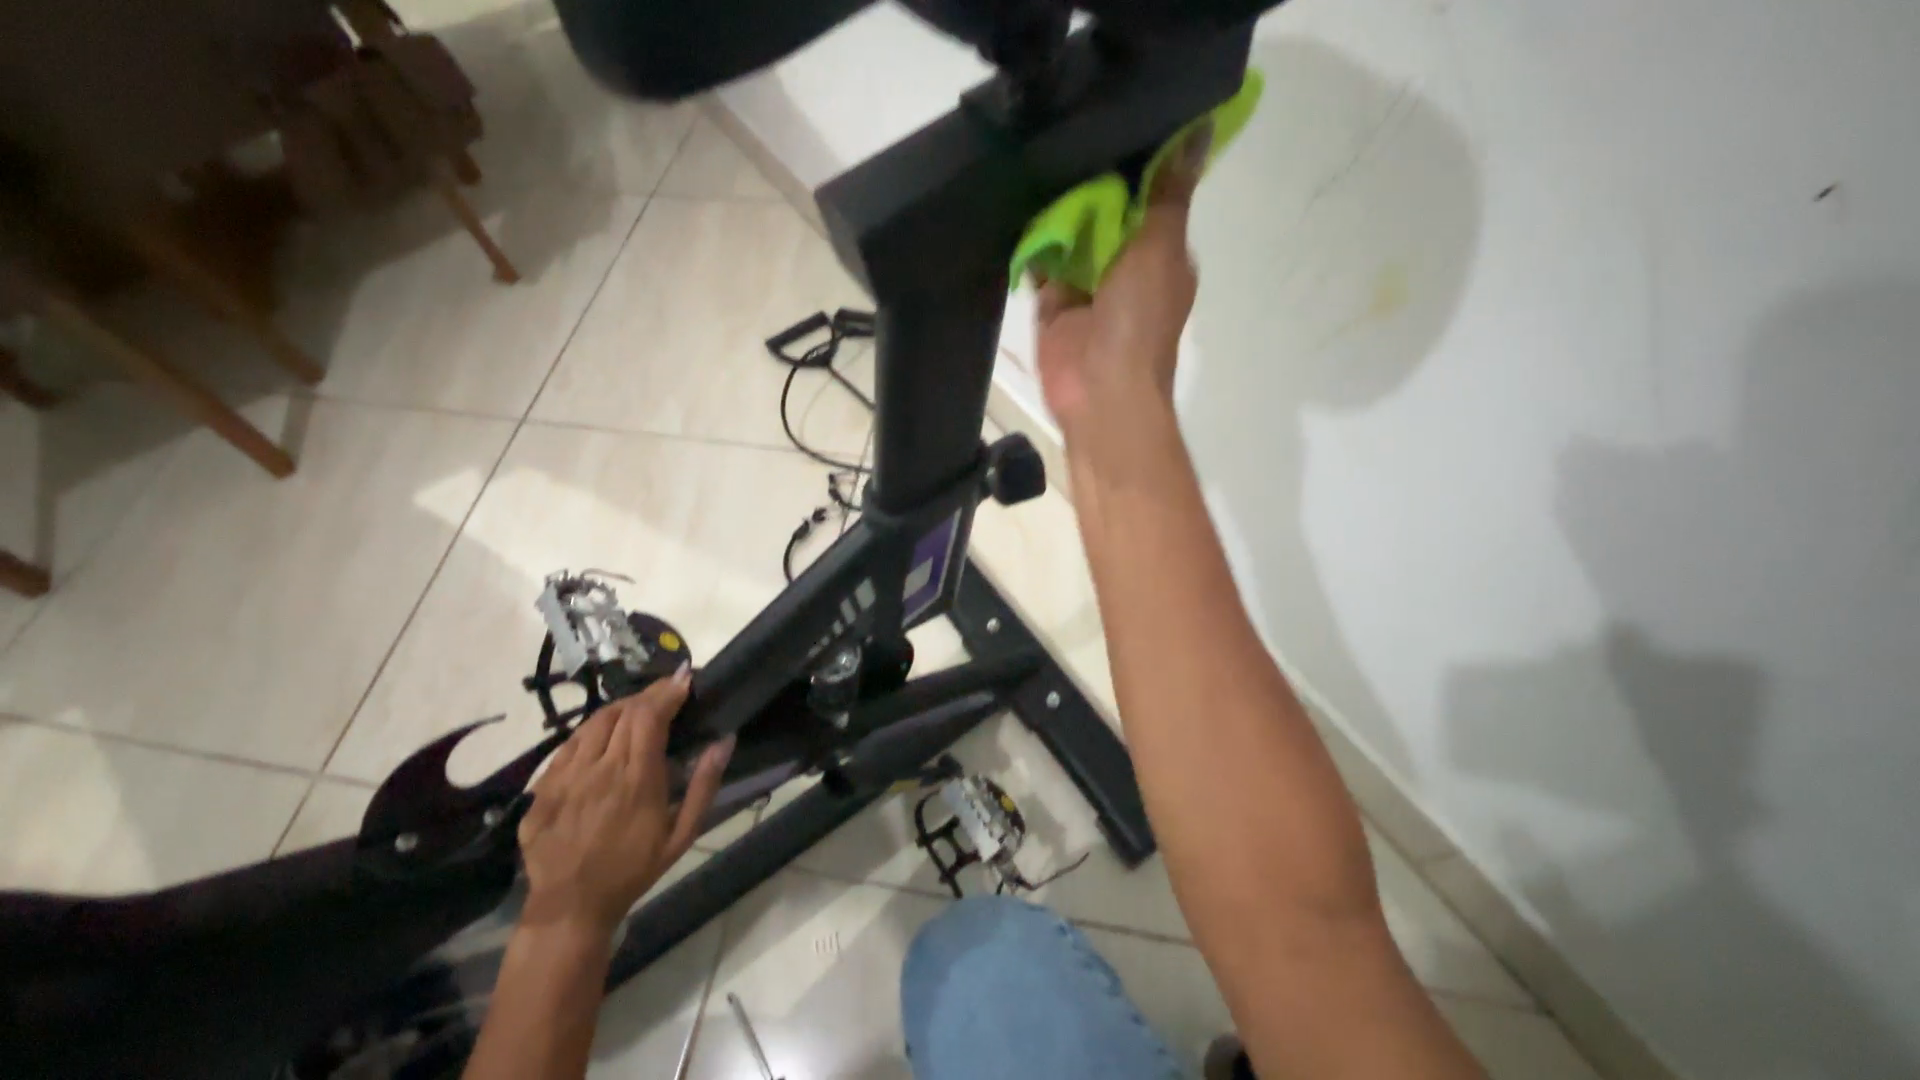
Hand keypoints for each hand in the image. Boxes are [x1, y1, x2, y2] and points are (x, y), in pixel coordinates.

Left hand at [517, 668, 733, 934]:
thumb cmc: (633, 870)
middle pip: (622, 712)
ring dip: (618, 709)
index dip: (667, 691)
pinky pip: (567, 747)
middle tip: (665, 693)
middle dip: (648, 695)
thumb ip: (704, 786)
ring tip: (635, 711)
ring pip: (592, 724)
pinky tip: (600, 740)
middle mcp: (598, 768)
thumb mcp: (681, 835)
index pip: (649, 715)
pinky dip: (589, 734)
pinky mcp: (542, 787)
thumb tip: (723, 741)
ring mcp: (565, 776)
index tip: (685, 679)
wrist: (571, 906)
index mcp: (636, 778)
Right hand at [1035, 126, 1209, 442]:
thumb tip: (1201, 126)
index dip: (1138, 154)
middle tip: (1062, 115)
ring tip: (1034, 140)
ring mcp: (1086, 279)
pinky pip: (1039, 254)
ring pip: (1071, 227)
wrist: (1100, 391)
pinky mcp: (1051, 295)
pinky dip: (1029, 232)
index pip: (1151, 190)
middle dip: (1090, 173)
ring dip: (1057, 199)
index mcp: (1162, 248)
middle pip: (1106, 206)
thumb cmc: (1140, 320)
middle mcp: (1126, 259)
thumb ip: (1169, 192)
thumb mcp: (1162, 246)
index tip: (1116, 105)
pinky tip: (1012, 191)